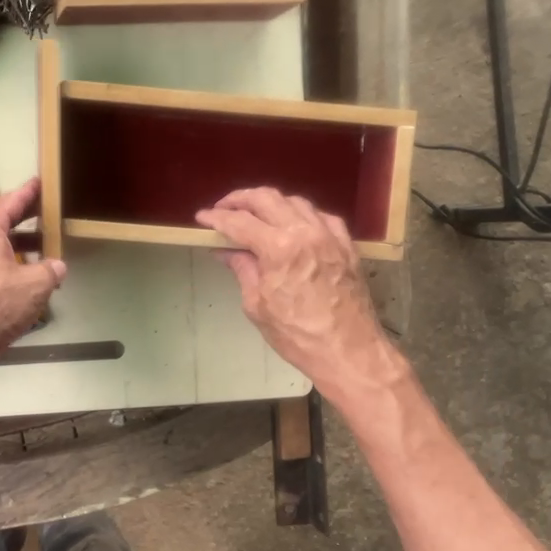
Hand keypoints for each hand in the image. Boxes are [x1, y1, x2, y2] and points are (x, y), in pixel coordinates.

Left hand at [0, 178, 66, 379]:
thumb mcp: (35, 285)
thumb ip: (50, 270)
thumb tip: (56, 267)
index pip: (12, 201)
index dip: (30, 192)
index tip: (43, 182)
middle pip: (5, 223)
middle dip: (30, 220)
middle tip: (54, 215)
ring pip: (1, 248)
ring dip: (25, 249)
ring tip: (51, 251)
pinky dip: (15, 270)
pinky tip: (34, 282)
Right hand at [196, 189, 400, 399]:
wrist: (349, 352)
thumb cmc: (297, 335)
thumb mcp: (257, 305)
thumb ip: (242, 269)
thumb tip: (225, 251)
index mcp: (279, 248)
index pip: (239, 221)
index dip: (216, 217)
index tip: (202, 217)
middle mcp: (306, 232)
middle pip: (267, 198)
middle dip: (240, 199)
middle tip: (223, 209)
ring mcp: (330, 236)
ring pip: (295, 202)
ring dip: (270, 203)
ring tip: (254, 215)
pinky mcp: (346, 246)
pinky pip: (321, 217)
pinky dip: (301, 214)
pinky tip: (293, 225)